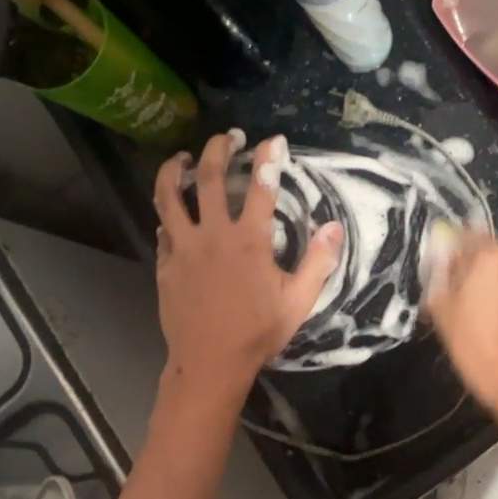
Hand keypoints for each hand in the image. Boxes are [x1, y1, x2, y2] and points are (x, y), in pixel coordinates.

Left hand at [153, 131, 342, 391]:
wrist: (210, 362)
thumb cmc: (259, 332)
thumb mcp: (299, 300)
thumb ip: (318, 262)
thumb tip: (334, 227)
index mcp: (250, 241)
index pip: (262, 187)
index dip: (269, 159)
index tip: (274, 140)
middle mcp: (214, 235)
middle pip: (212, 178)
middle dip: (220, 149)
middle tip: (228, 136)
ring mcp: (184, 248)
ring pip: (171, 196)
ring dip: (176, 170)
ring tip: (183, 158)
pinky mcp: (166, 264)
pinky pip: (163, 229)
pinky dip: (168, 213)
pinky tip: (172, 212)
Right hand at [423, 231, 497, 419]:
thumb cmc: (468, 337)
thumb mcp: (440, 300)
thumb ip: (438, 268)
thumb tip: (439, 250)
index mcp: (489, 254)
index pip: (462, 232)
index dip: (447, 246)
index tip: (436, 263)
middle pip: (478, 246)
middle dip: (461, 259)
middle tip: (444, 282)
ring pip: (490, 262)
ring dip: (473, 272)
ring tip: (456, 297)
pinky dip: (486, 283)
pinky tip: (472, 306)